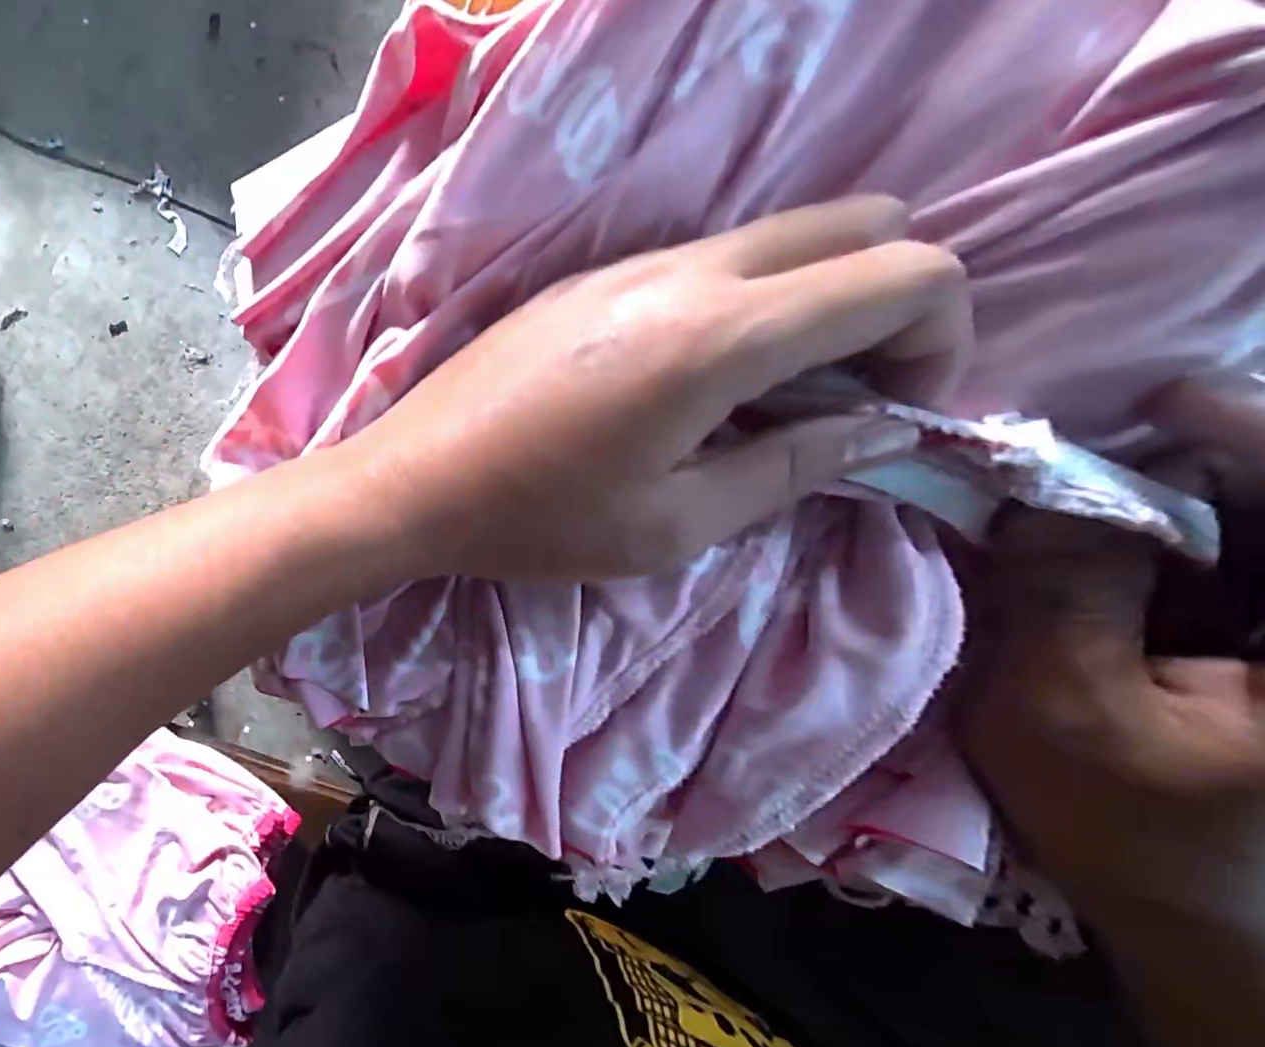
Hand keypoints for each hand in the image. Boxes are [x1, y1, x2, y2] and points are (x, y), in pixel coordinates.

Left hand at [337, 195, 969, 581]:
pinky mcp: (573, 283)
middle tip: (832, 395)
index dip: (937, 338)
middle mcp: (676, 273)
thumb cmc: (530, 521)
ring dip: (798, 302)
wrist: (406, 484)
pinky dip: (726, 304)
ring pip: (767, 240)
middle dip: (882, 301)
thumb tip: (875, 427)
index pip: (906, 272)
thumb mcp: (670, 525)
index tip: (885, 413)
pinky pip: (690, 263)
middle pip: (851, 225)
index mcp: (718, 335)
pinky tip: (674, 382)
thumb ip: (789, 469)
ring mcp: (617, 267)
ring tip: (746, 400)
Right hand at [954, 377, 1264, 927]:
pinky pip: (1225, 568)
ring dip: (1167, 503)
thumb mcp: (1067, 714)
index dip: (1244, 437)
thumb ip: (1058, 599)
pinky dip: (1164, 542)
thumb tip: (1042, 496)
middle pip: (1263, 508)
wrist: (1207, 919)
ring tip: (1077, 488)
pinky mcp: (1263, 644)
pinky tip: (1101, 542)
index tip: (1158, 399)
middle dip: (1191, 464)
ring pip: (1240, 533)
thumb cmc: (1135, 829)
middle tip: (1089, 443)